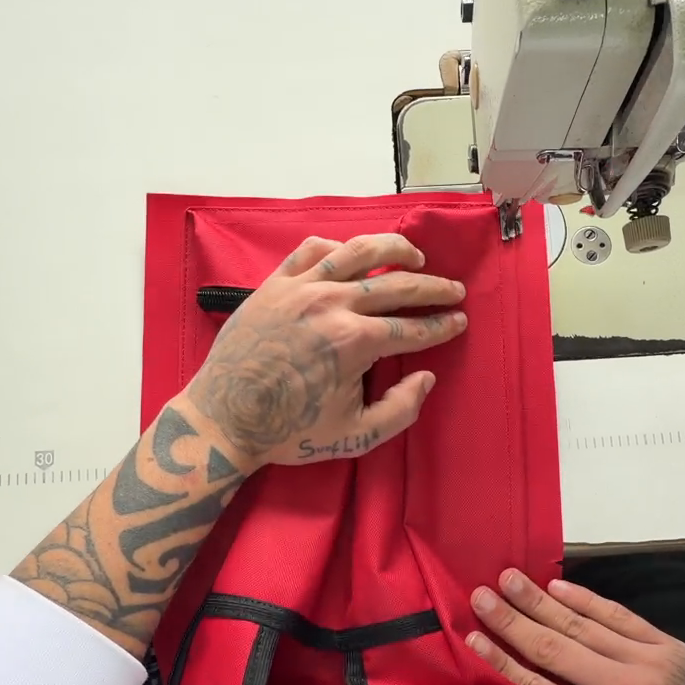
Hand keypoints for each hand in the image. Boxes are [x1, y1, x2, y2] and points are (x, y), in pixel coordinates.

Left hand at [183, 233, 467, 469]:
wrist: (224, 418)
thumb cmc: (289, 431)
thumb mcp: (354, 436)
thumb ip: (401, 410)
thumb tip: (426, 377)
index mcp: (354, 342)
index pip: (412, 327)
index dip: (442, 325)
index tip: (460, 320)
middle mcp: (332, 304)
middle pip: (397, 284)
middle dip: (433, 287)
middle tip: (454, 290)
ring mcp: (301, 287)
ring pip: (358, 252)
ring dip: (394, 250)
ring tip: (415, 257)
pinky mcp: (274, 282)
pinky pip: (313, 250)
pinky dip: (339, 248)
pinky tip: (353, 257)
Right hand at [466, 571, 684, 684]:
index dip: (502, 664)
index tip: (471, 639)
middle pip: (555, 647)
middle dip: (512, 620)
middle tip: (479, 594)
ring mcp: (649, 662)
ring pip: (583, 624)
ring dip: (540, 600)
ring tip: (508, 577)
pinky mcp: (668, 645)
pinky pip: (619, 616)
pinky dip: (587, 599)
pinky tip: (557, 584)